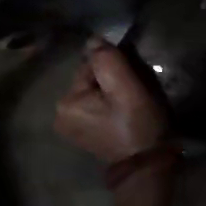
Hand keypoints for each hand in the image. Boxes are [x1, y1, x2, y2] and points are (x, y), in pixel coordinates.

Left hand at [54, 40, 166, 162]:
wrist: (146, 166)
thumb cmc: (138, 125)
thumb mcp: (127, 88)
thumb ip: (108, 60)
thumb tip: (93, 40)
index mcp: (66, 101)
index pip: (90, 66)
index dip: (116, 68)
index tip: (134, 80)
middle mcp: (59, 114)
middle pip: (90, 80)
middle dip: (112, 82)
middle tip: (134, 94)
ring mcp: (69, 127)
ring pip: (94, 94)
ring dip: (112, 94)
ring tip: (131, 106)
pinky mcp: (82, 136)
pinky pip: (95, 109)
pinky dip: (109, 108)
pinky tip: (123, 117)